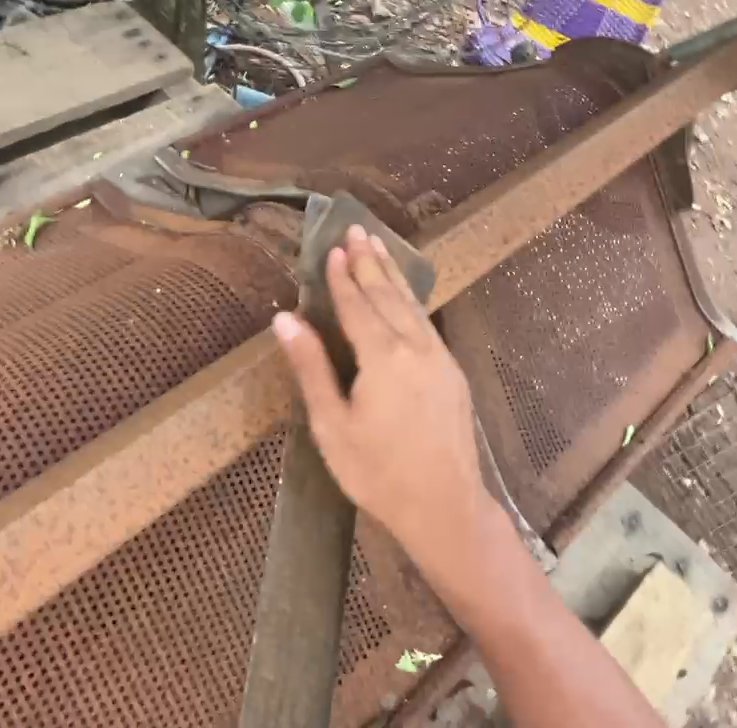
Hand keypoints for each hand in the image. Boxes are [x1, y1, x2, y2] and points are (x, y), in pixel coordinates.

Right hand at [271, 225, 493, 557]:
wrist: (446, 507)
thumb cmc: (377, 472)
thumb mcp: (332, 425)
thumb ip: (310, 367)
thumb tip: (284, 319)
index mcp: (383, 357)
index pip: (357, 304)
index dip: (341, 276)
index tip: (332, 247)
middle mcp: (415, 346)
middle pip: (387, 294)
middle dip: (370, 261)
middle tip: (357, 229)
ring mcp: (439, 357)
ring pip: (411, 304)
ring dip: (392, 273)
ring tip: (379, 245)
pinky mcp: (452, 371)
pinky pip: (426, 322)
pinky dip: (410, 299)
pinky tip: (404, 295)